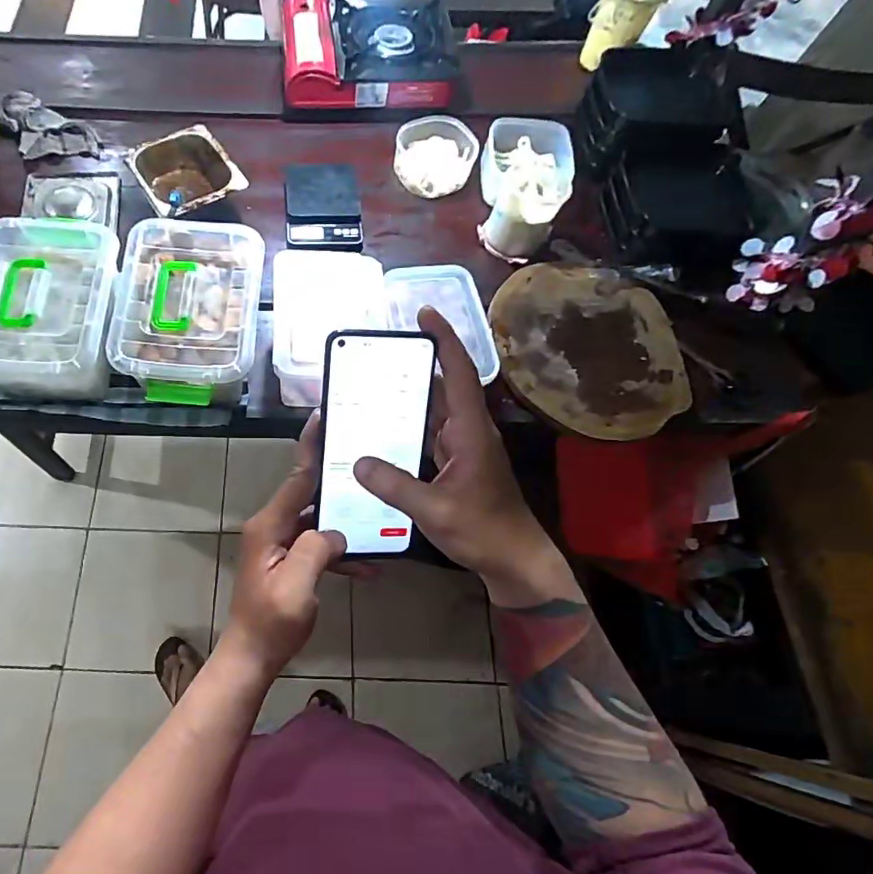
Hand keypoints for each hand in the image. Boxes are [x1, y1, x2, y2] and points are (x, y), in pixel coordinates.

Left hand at [222, 413, 345, 672]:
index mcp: (268, 526)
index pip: (296, 479)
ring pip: (316, 522)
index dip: (312, 449)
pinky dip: (339, 552)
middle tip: (369, 462)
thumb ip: (316, 549)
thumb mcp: (297, 585)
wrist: (253, 653)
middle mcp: (270, 528)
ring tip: (381, 517)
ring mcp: (277, 545)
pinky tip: (369, 565)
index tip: (325, 420)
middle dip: (336, 481)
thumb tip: (335, 531)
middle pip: (307, 495)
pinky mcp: (286, 562)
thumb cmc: (272, 621)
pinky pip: (315, 546)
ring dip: (345, 524)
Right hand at [350, 307, 576, 607]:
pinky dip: (404, 423)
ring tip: (368, 381)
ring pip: (432, 409)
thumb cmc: (484, 532)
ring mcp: (461, 448)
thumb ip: (395, 486)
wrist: (514, 560)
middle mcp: (468, 432)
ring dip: (406, 393)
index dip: (443, 341)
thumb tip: (358, 461)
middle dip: (415, 362)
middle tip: (378, 348)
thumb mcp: (435, 511)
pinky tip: (378, 426)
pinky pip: (425, 432)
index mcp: (471, 433)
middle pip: (442, 385)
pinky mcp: (453, 463)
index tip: (424, 314)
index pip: (458, 375)